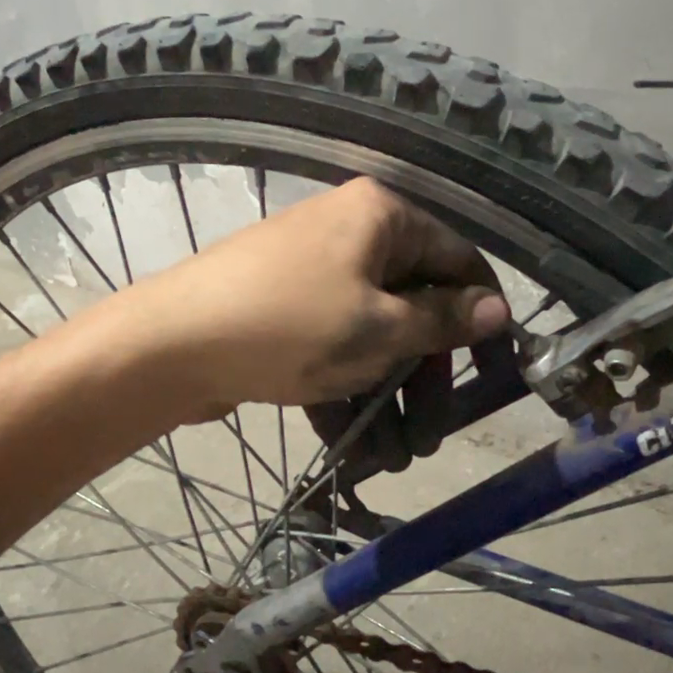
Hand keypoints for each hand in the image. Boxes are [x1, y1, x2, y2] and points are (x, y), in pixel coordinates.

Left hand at [116, 177, 509, 425]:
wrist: (172, 341)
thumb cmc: (291, 326)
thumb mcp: (379, 329)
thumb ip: (443, 320)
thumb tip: (499, 307)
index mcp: (381, 216)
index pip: (457, 259)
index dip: (482, 317)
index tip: (495, 376)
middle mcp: (350, 230)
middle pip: (412, 302)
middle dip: (424, 375)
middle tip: (431, 436)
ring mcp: (313, 269)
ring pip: (371, 330)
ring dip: (388, 392)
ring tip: (394, 456)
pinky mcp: (284, 306)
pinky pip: (332, 342)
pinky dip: (346, 386)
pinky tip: (357, 446)